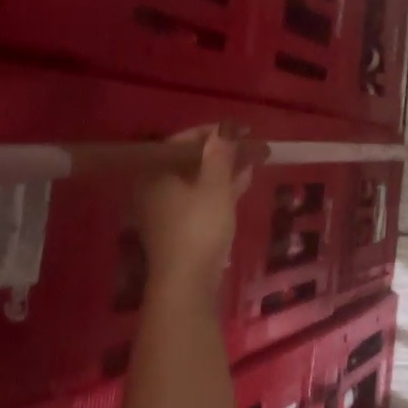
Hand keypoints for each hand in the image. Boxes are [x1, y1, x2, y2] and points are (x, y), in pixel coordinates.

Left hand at [135, 126, 253, 301]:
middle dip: (222, 152)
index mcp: (155, 173)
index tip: (242, 131)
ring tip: (253, 161)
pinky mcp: (180, 224)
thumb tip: (224, 128)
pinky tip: (243, 182)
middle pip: (189, 160)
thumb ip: (220, 155)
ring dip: (224, 169)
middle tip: (250, 146)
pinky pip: (200, 196)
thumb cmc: (199, 226)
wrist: (187, 279)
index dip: (214, 133)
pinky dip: (221, 187)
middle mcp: (155, 186)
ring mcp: (167, 207)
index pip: (182, 141)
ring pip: (197, 179)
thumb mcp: (215, 186)